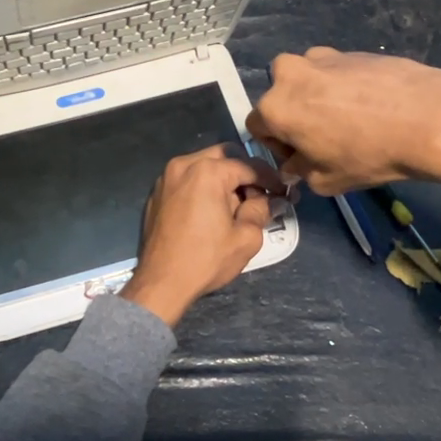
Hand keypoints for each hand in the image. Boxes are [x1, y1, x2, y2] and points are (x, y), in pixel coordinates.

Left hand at [118, 145, 282, 325]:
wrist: (161, 283)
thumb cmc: (206, 260)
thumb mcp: (246, 237)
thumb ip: (261, 210)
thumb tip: (268, 199)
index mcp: (207, 172)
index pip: (249, 166)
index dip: (271, 179)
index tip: (283, 192)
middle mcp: (183, 166)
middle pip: (224, 157)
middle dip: (244, 173)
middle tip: (258, 196)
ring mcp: (165, 179)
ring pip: (203, 166)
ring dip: (223, 179)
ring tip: (235, 207)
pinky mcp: (156, 194)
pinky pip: (187, 180)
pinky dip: (203, 187)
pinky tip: (211, 212)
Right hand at [247, 47, 440, 194]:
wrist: (427, 117)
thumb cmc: (367, 155)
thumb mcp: (324, 180)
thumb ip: (299, 172)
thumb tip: (296, 165)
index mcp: (274, 106)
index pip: (257, 127)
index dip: (276, 146)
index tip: (300, 158)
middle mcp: (290, 74)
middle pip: (281, 97)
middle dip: (294, 116)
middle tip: (322, 138)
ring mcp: (322, 57)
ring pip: (307, 80)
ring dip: (316, 98)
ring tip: (347, 120)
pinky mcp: (352, 50)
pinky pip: (334, 72)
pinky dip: (342, 87)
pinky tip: (368, 106)